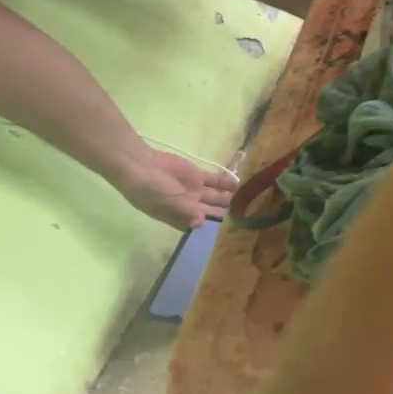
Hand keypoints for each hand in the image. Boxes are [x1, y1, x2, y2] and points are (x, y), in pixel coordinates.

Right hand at [113, 146, 237, 230]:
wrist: (140, 164)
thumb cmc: (149, 188)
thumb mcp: (165, 203)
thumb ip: (185, 212)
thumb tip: (200, 224)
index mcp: (176, 215)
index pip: (198, 224)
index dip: (212, 226)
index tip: (231, 229)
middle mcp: (187, 204)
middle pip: (212, 210)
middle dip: (227, 213)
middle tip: (249, 214)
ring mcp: (194, 189)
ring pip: (217, 196)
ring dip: (232, 198)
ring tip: (252, 200)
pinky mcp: (198, 176)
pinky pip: (217, 182)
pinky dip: (229, 184)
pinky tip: (244, 186)